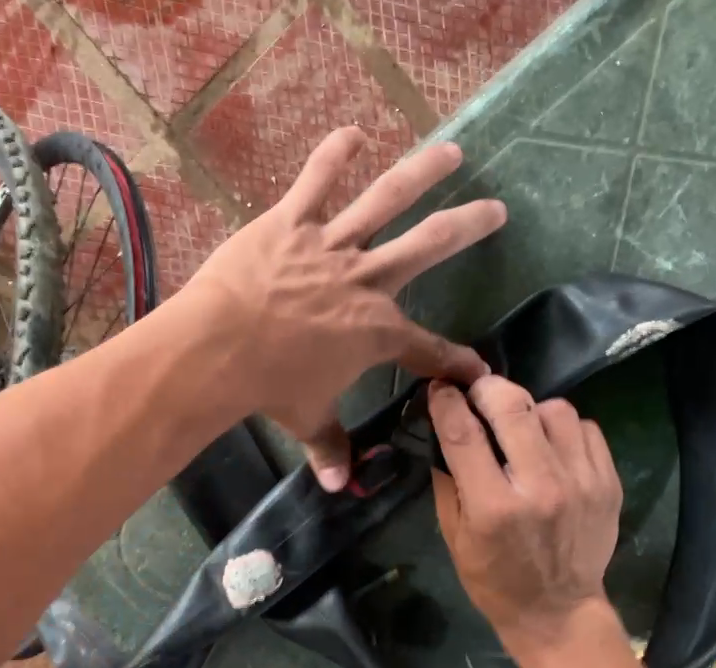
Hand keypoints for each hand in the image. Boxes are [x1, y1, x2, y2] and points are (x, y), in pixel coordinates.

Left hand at [182, 127, 505, 489]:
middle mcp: (366, 282)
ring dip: (423, 173)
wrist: (219, 348)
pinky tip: (353, 133)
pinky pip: (317, 181)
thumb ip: (329, 448)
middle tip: (496, 210)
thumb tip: (340, 487)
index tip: (479, 369)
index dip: (454, 361)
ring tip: (452, 153)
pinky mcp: (291, 222)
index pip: (426, 349)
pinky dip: (334, 155)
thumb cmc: (269, 386)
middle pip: (429, 248)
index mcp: (376, 332)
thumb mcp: (306, 419)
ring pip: (386, 201)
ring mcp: (331, 246)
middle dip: (467, 228)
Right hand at [429, 377, 623, 654]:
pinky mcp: (607, 482)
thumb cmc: (494, 578)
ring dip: (529, 410)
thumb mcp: (454, 535)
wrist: (558, 610)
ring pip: (554, 409)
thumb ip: (448, 479)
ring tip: (519, 428)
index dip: (447, 401)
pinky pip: (585, 428)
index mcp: (493, 507)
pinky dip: (562, 429)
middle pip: (512, 405)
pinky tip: (550, 448)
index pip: (463, 433)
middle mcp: (539, 487)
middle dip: (486, 388)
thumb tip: (443, 427)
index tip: (440, 389)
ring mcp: (581, 482)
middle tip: (477, 393)